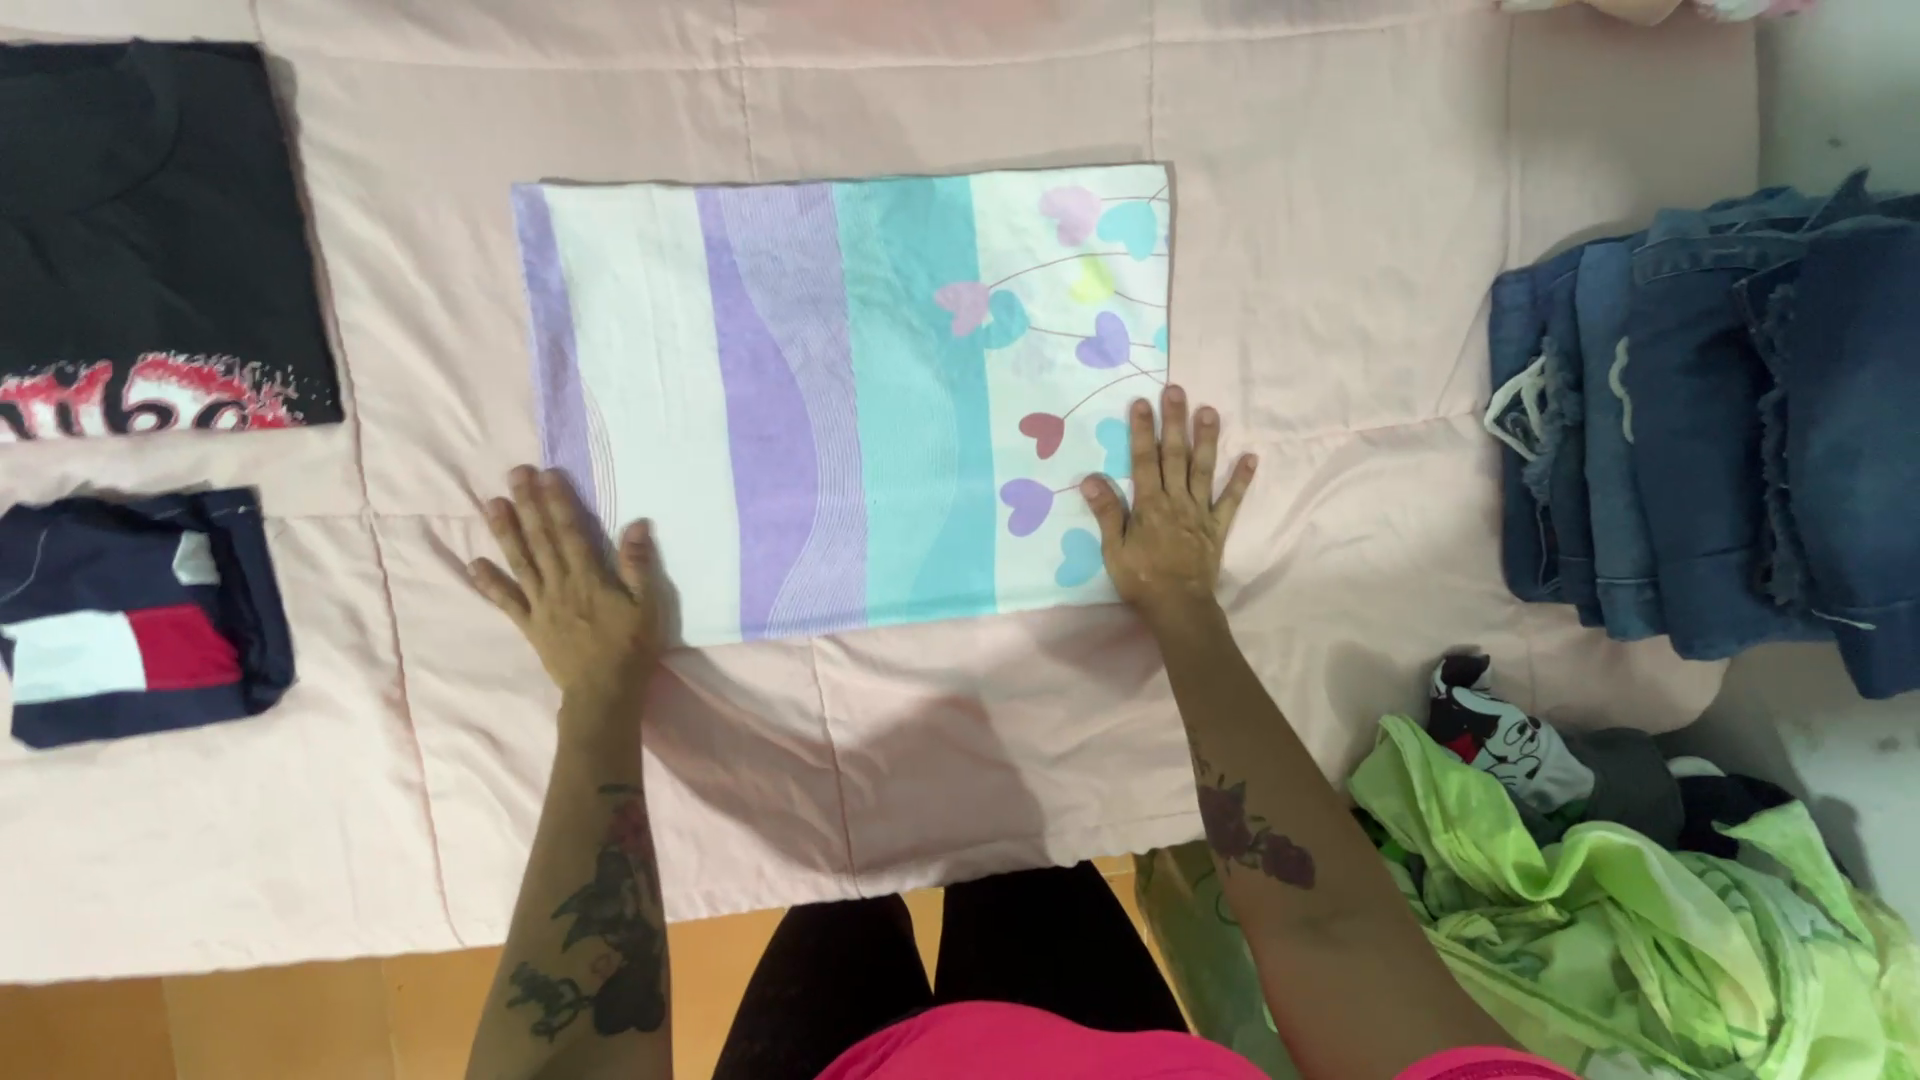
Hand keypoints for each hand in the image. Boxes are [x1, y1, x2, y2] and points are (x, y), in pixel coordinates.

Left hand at [469, 466, 664, 701]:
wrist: (604, 691)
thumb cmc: (631, 647)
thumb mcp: (647, 605)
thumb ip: (638, 564)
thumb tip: (636, 524)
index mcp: (589, 578)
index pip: (570, 532)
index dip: (558, 502)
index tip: (547, 475)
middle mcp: (559, 585)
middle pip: (541, 539)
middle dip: (528, 504)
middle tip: (515, 474)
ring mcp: (540, 605)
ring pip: (520, 561)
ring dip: (505, 531)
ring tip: (491, 503)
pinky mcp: (530, 625)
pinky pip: (506, 600)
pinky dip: (489, 582)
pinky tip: (474, 563)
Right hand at [1081, 385, 1255, 633]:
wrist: (1179, 607)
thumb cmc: (1141, 580)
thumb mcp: (1113, 550)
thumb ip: (1106, 512)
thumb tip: (1091, 478)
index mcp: (1149, 505)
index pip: (1144, 460)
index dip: (1142, 431)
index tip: (1141, 403)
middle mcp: (1176, 501)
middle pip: (1175, 455)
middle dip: (1174, 422)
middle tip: (1176, 390)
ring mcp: (1200, 512)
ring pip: (1203, 469)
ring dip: (1207, 439)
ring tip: (1209, 410)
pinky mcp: (1217, 528)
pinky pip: (1232, 500)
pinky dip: (1241, 479)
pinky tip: (1251, 458)